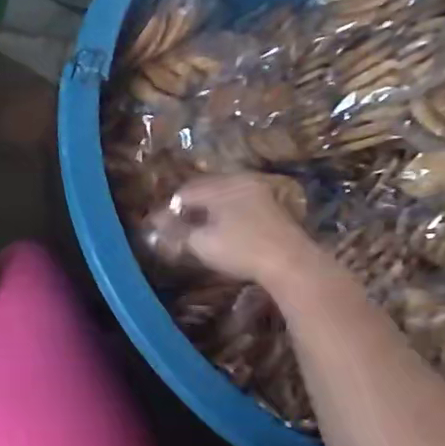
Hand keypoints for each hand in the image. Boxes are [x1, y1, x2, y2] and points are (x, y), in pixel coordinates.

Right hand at [146, 174, 327, 287]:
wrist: (291, 263)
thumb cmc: (239, 250)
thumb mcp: (198, 241)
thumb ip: (174, 229)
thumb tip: (154, 221)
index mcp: (222, 187)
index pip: (183, 192)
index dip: (166, 210)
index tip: (156, 226)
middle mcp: (241, 182)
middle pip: (203, 188)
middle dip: (186, 206)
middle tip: (172, 225)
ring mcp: (259, 192)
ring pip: (221, 194)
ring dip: (204, 208)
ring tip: (193, 226)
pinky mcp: (270, 205)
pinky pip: (236, 200)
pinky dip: (222, 210)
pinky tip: (217, 227)